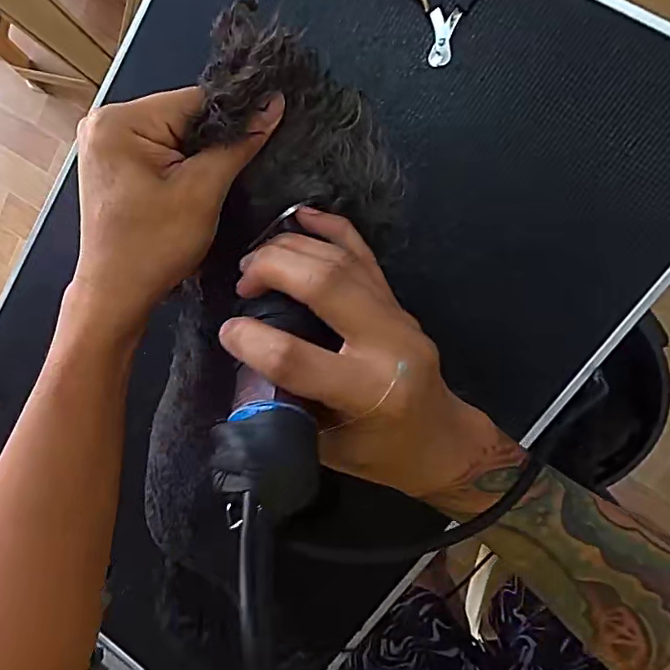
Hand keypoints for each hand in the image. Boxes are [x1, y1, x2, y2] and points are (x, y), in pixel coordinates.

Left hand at [69, 88, 283, 341]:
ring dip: (199, 160)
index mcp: (119, 121)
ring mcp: (107, 146)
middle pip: (185, 118)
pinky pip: (162, 155)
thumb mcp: (203, 192)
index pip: (195, 101)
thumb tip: (270, 107)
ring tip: (209, 189)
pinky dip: (183, 170)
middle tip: (229, 177)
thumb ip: (238, 145)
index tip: (262, 137)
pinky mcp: (116, 167)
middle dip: (213, 145)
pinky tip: (192, 192)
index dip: (233, 120)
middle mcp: (105, 123)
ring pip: (176, 138)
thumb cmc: (151, 248)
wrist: (118, 293)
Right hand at [217, 207, 518, 500]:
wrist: (441, 439)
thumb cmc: (382, 453)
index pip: (296, 357)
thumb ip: (288, 406)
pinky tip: (303, 215)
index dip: (251, 341)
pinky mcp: (400, 305)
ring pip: (344, 262)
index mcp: (368, 391)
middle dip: (273, 270)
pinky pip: (365, 257)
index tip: (228, 331)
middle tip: (243, 280)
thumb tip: (247, 363)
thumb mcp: (328, 446)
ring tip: (258, 258)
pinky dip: (333, 231)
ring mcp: (399, 318)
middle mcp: (388, 346)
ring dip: (294, 249)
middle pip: (325, 285)